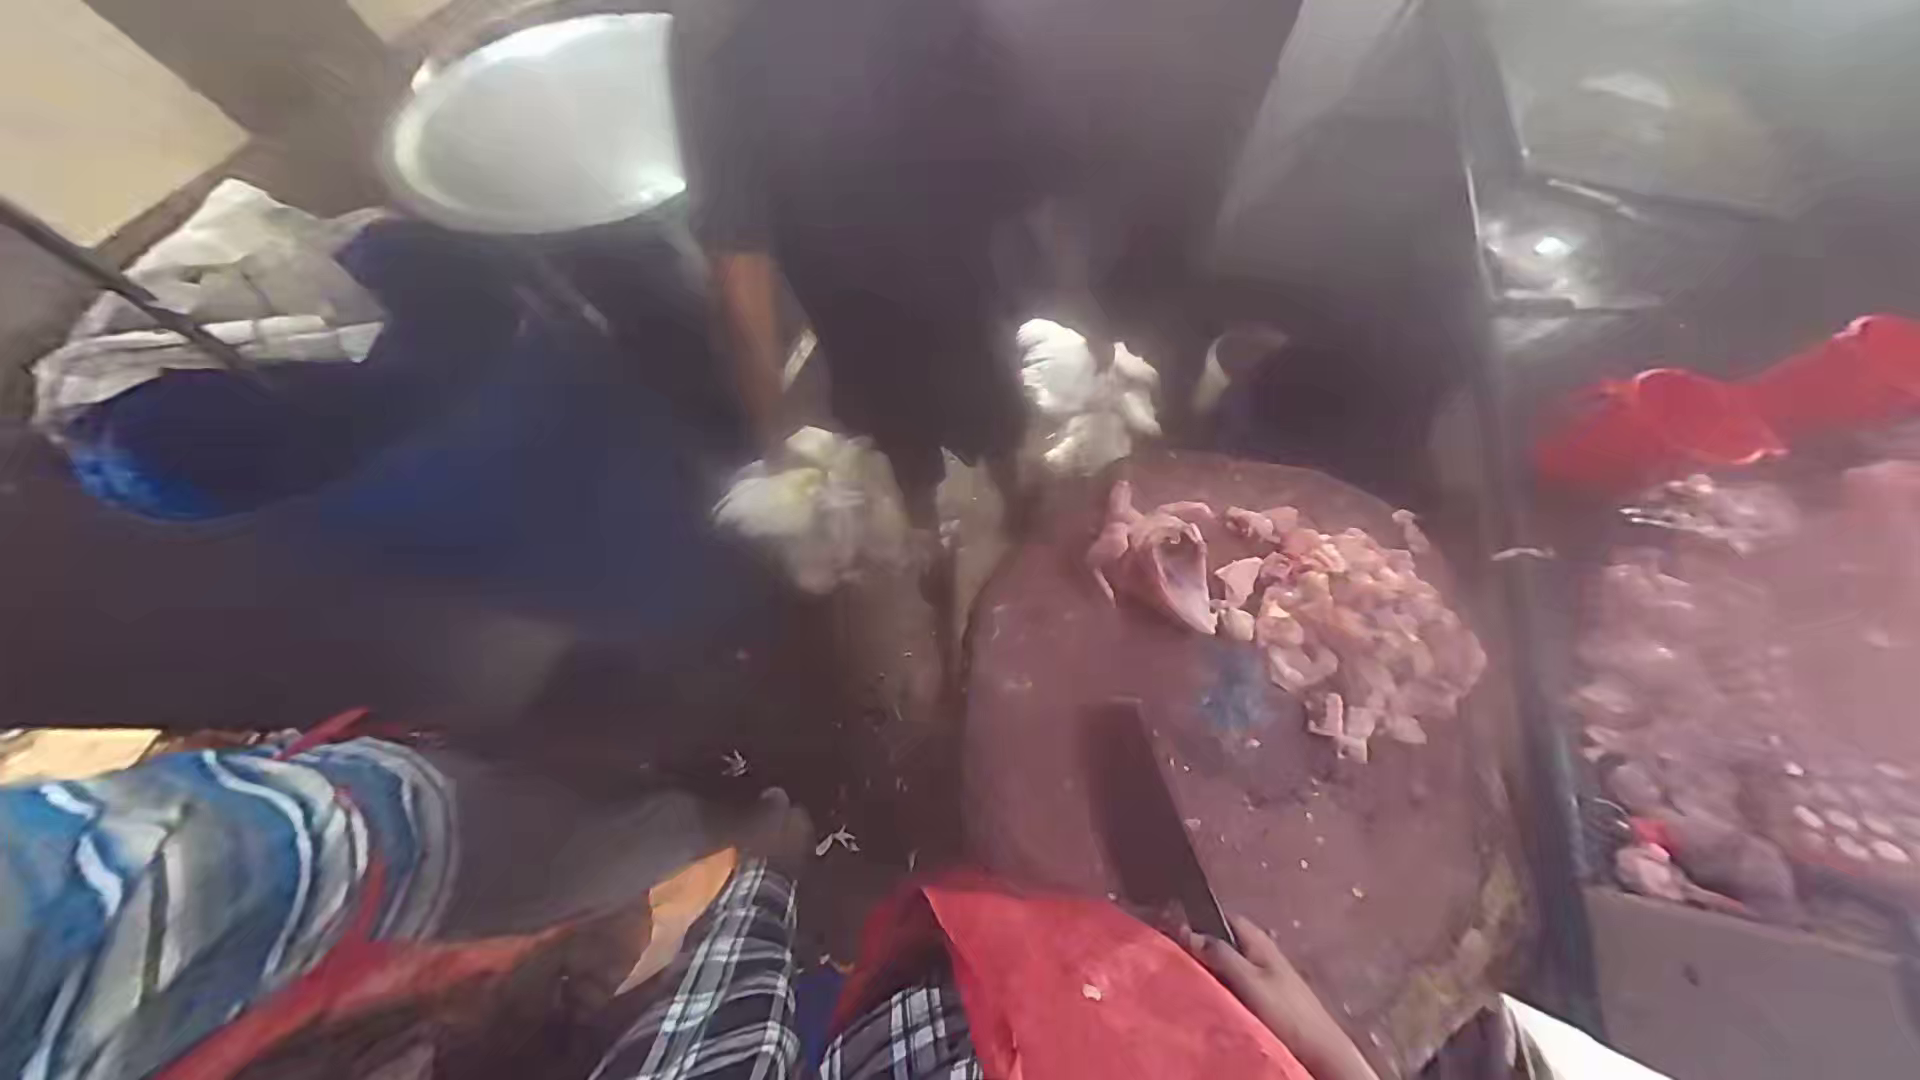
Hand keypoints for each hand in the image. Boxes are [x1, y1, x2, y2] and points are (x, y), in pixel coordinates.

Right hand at [1183, 915, 1379, 1079]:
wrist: (1325, 1060)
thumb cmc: (1287, 1014)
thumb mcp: (1249, 980)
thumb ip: (1219, 954)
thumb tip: (1186, 931)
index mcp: (1255, 938)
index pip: (1218, 915)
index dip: (1196, 920)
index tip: (1172, 932)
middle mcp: (1258, 952)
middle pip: (1220, 941)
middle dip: (1200, 949)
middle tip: (1175, 960)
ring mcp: (1263, 977)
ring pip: (1225, 966)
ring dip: (1210, 972)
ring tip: (1187, 981)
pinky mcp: (1266, 1001)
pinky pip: (1233, 987)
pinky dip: (1221, 991)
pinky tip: (1209, 1002)